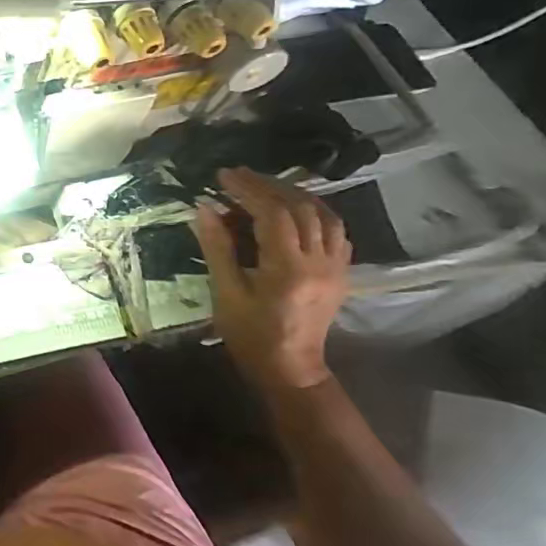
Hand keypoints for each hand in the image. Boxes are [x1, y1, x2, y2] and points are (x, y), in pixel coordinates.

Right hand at [193, 167, 350, 392]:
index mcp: (288, 270)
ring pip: (324, 215)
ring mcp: (336, 268)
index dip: (248, 189)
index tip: (223, 176)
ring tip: (266, 187)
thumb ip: (217, 247)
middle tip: (239, 176)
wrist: (290, 369)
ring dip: (295, 194)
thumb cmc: (249, 334)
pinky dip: (315, 212)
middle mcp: (319, 263)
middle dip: (268, 186)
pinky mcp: (342, 273)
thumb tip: (204, 208)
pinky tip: (295, 210)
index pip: (273, 214)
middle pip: (300, 208)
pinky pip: (336, 232)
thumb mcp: (225, 292)